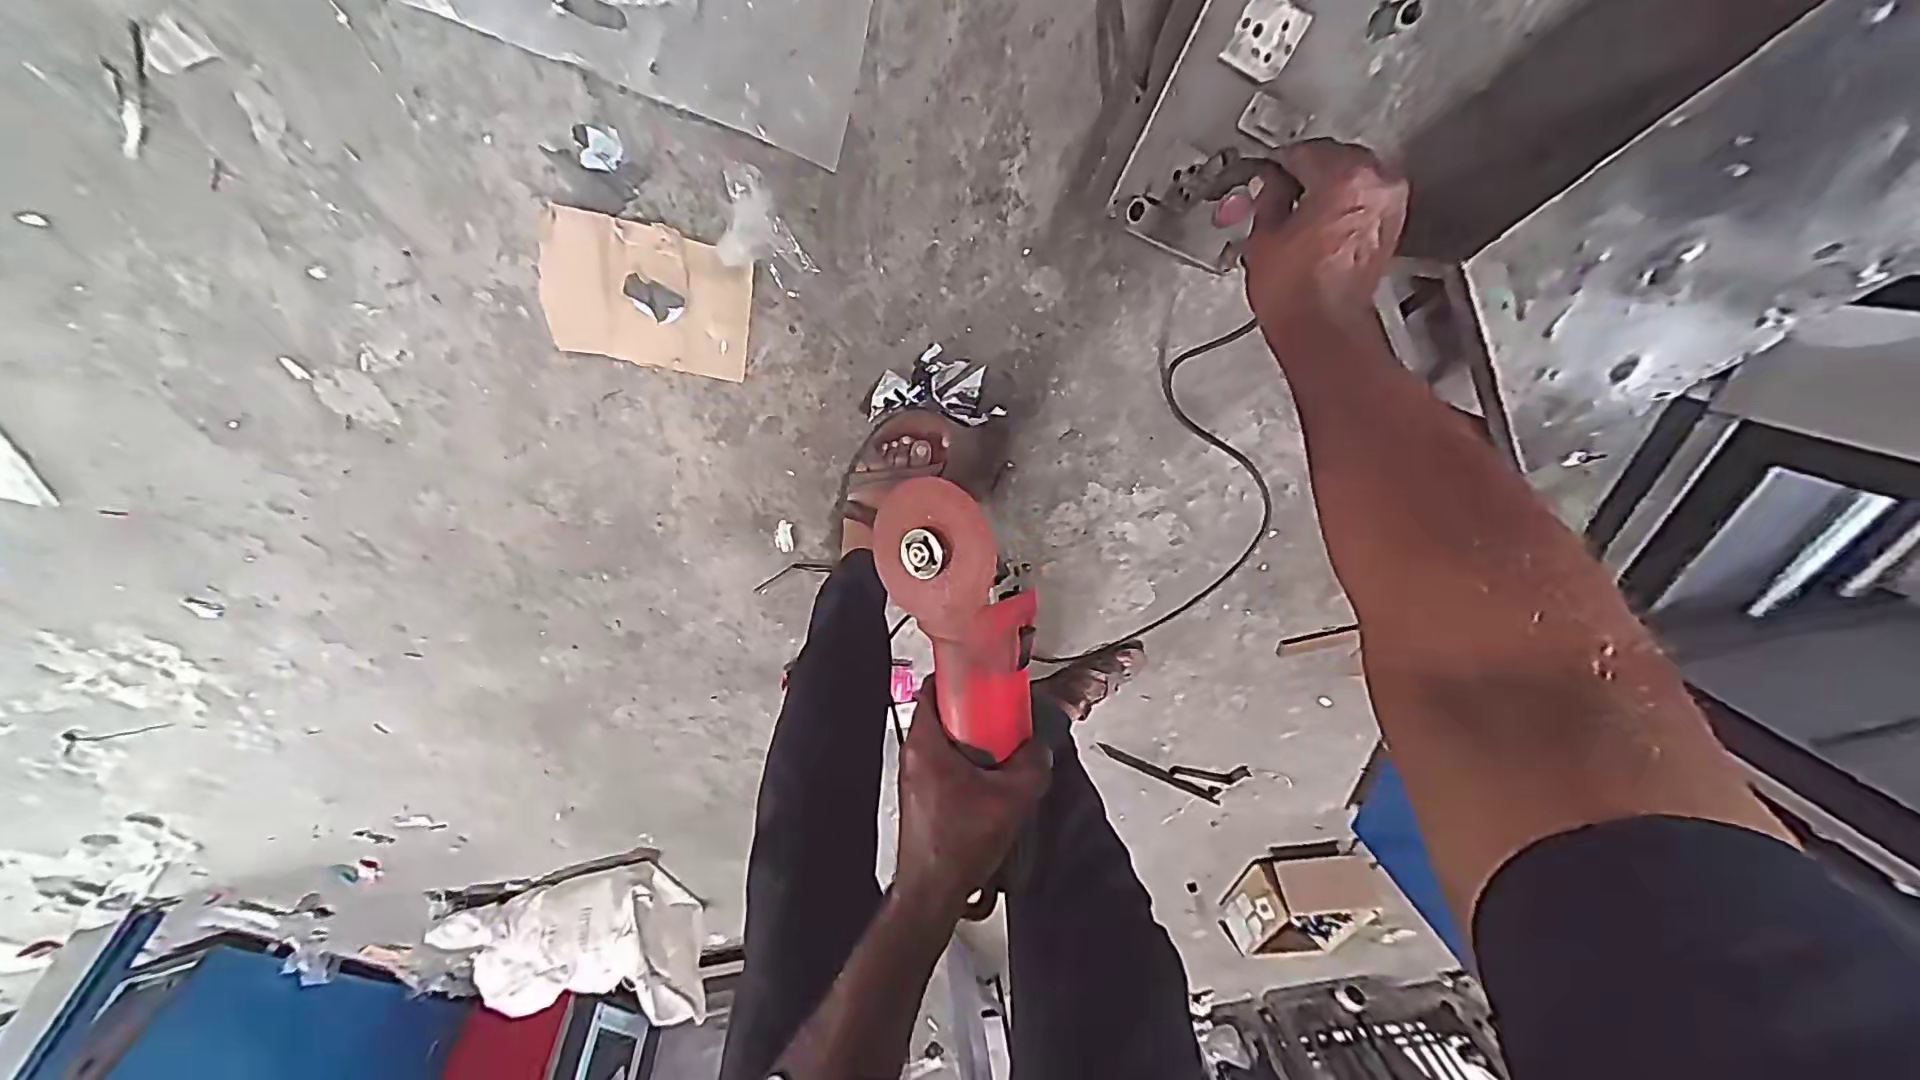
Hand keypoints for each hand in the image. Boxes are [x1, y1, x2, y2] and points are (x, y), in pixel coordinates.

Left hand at [894, 679, 1050, 914]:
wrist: (932, 891)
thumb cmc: (956, 846)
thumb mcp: (1011, 799)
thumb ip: (1033, 765)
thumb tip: (1038, 749)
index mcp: (925, 744)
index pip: (932, 688)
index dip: (958, 678)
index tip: (981, 679)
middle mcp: (913, 755)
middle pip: (941, 713)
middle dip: (972, 712)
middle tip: (998, 719)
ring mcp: (913, 776)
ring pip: (943, 740)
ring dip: (970, 741)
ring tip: (998, 755)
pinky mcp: (920, 795)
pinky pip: (942, 764)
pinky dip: (964, 763)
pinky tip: (987, 784)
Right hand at [1242, 139, 1407, 328]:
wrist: (1322, 328)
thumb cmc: (1296, 294)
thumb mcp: (1263, 238)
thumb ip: (1268, 199)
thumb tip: (1270, 185)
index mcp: (1345, 176)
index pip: (1305, 151)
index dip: (1276, 164)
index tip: (1263, 172)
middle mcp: (1376, 184)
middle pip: (1334, 159)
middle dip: (1302, 174)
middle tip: (1274, 192)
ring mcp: (1388, 206)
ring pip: (1350, 180)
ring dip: (1321, 190)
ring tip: (1291, 214)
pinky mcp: (1389, 229)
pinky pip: (1361, 202)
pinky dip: (1338, 207)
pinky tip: (1312, 226)